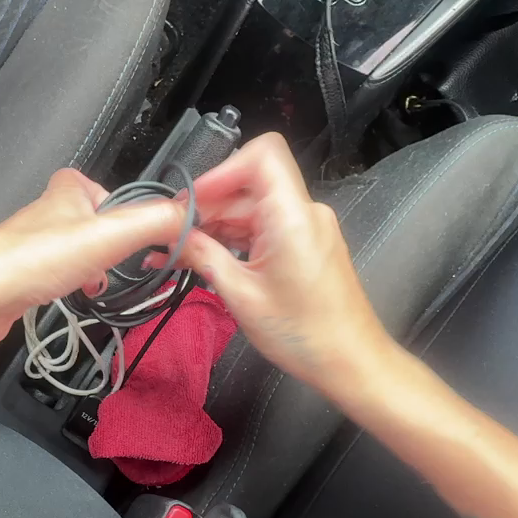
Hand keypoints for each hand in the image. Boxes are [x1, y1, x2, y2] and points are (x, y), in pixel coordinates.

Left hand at [0, 169, 187, 370]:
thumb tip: (196, 219)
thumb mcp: (110, 234)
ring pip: (76, 250)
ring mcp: (31, 241)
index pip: (109, 189)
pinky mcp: (20, 272)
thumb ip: (155, 223)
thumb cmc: (44, 256)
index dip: (128, 213)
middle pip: (94, 222)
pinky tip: (73, 298)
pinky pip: (57, 273)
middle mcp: (48, 209)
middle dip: (111, 247)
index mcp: (68, 188)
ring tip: (96, 285)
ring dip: (93, 268)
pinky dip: (70, 284)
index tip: (139, 238)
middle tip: (121, 265)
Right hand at [177, 133, 393, 393]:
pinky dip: (231, 239)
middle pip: (246, 186)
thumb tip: (170, 234)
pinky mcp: (302, 242)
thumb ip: (204, 256)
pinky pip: (261, 226)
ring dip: (213, 226)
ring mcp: (305, 226)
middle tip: (167, 236)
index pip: (262, 155)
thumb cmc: (304, 334)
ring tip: (175, 253)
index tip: (190, 202)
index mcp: (292, 216)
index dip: (220, 171)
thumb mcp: (241, 295)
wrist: (351, 362)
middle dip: (205, 207)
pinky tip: (202, 258)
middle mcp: (303, 212)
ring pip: (249, 208)